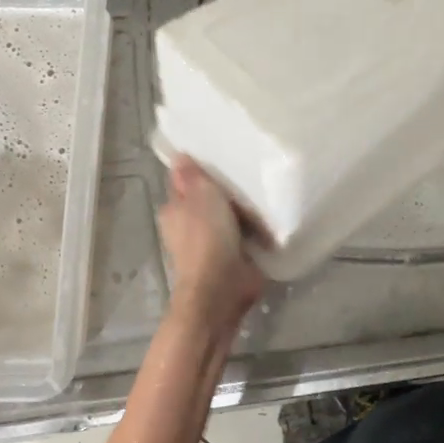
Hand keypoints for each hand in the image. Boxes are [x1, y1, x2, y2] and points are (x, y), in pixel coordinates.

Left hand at [157, 155, 263, 335]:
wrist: (222, 287)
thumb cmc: (207, 237)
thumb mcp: (201, 196)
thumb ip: (193, 176)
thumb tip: (179, 155)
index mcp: (173, 210)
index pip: (184, 184)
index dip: (200, 172)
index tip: (223, 157)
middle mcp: (187, 228)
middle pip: (208, 201)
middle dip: (225, 192)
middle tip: (251, 173)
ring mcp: (210, 245)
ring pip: (227, 218)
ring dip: (242, 212)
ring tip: (266, 193)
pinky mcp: (231, 259)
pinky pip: (244, 236)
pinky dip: (254, 231)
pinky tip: (270, 220)